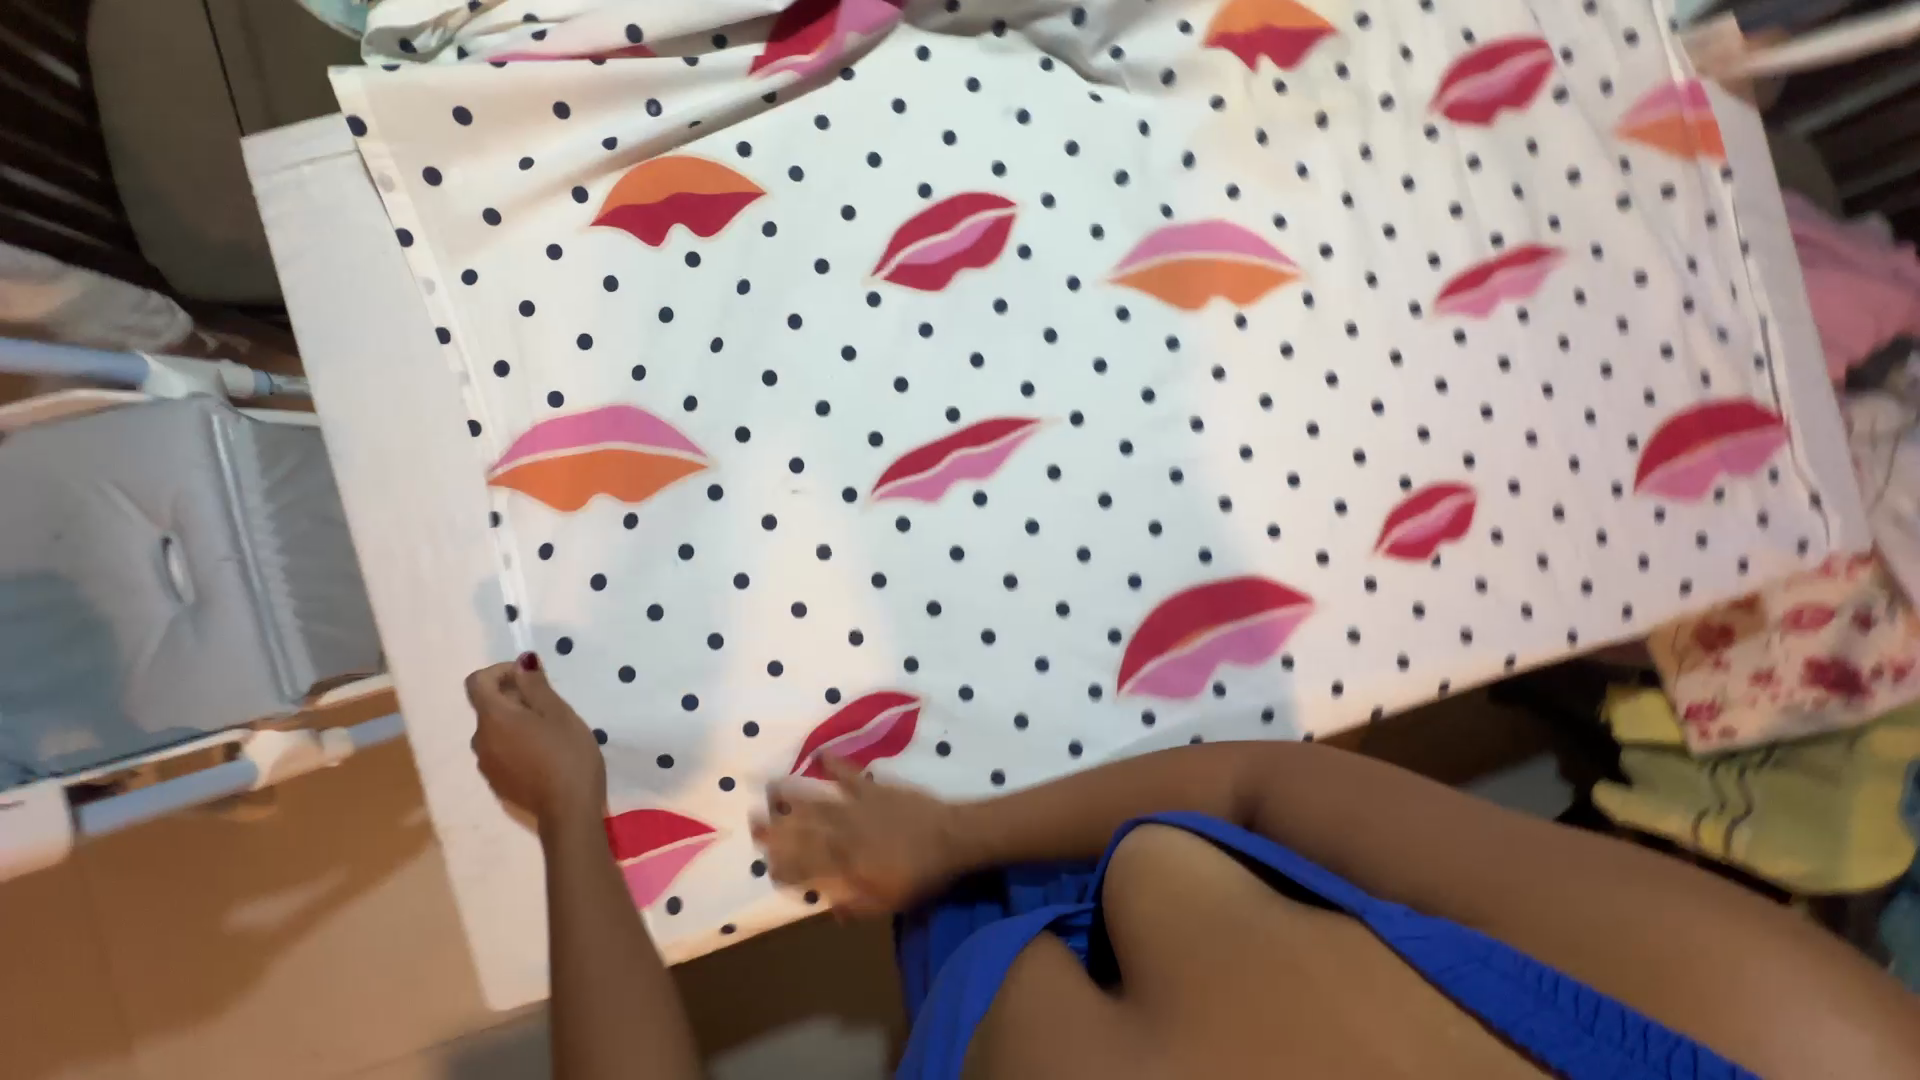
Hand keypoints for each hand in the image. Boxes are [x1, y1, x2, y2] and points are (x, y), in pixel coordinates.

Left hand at [464, 654, 606, 832]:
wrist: (567, 810)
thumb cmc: (568, 754)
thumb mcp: (559, 713)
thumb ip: (536, 686)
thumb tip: (520, 663)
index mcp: (494, 718)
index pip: (476, 682)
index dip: (500, 671)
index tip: (531, 677)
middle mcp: (480, 739)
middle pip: (488, 707)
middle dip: (514, 698)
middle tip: (551, 706)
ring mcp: (486, 764)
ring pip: (495, 730)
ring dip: (516, 722)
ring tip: (550, 732)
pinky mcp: (496, 782)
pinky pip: (500, 751)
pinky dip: (516, 744)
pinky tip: (544, 755)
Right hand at [751, 757, 961, 915]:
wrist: (950, 839)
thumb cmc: (920, 876)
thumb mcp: (887, 902)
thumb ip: (855, 905)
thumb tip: (830, 908)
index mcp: (844, 864)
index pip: (804, 866)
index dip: (782, 865)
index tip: (765, 862)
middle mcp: (843, 833)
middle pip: (803, 830)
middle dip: (776, 827)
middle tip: (752, 819)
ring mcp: (858, 807)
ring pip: (818, 801)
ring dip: (793, 794)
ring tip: (771, 786)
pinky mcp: (875, 788)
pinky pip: (850, 775)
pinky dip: (835, 763)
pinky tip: (821, 753)